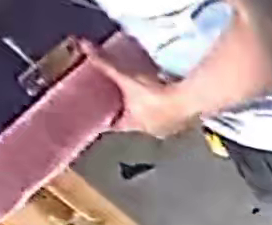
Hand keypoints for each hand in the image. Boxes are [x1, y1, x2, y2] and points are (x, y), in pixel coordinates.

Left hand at [75, 40, 196, 137]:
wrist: (188, 101)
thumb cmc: (155, 95)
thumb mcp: (124, 78)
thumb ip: (103, 64)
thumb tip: (83, 45)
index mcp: (135, 124)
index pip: (115, 125)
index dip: (106, 118)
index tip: (98, 112)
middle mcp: (152, 131)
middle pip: (134, 124)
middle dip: (127, 114)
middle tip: (119, 102)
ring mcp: (169, 131)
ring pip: (151, 123)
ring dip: (146, 116)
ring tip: (141, 102)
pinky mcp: (183, 127)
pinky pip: (167, 122)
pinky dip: (161, 115)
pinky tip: (160, 105)